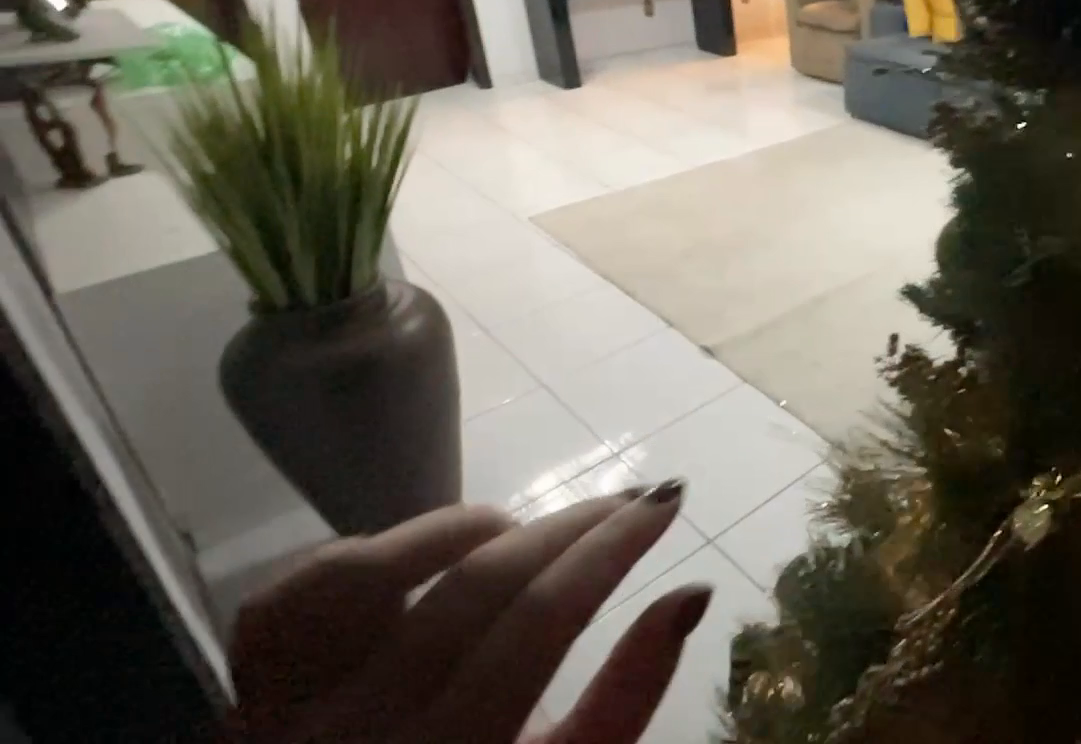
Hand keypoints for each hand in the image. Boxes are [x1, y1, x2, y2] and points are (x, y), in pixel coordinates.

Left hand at [225, 484, 708, 743]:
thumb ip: (628, 697)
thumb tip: (692, 594)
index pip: (545, 616)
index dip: (614, 545)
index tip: (667, 500)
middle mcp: (359, 729)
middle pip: (479, 584)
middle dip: (570, 524)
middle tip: (631, 498)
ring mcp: (285, 710)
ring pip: (366, 573)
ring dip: (461, 530)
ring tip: (518, 532)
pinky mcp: (249, 695)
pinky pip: (292, 600)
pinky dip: (369, 557)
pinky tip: (423, 561)